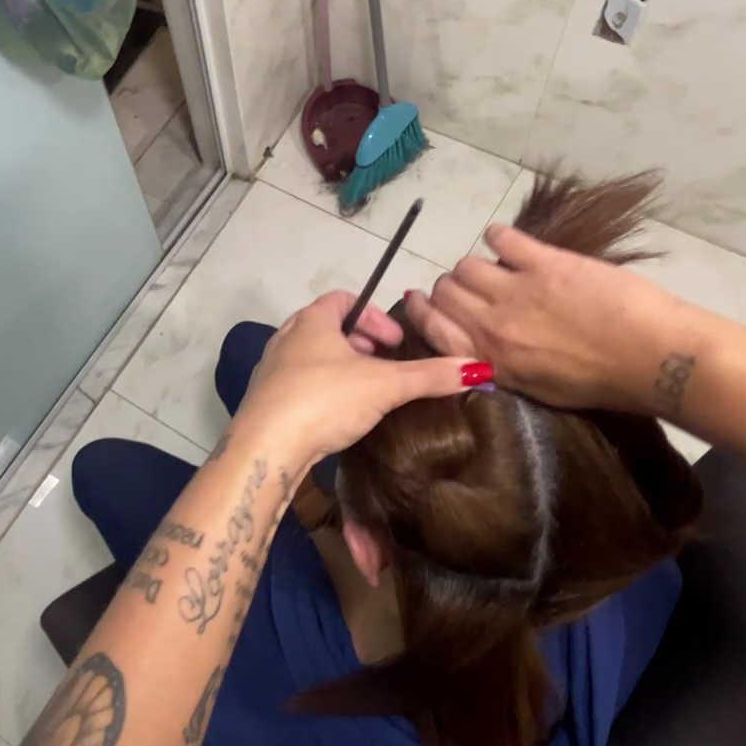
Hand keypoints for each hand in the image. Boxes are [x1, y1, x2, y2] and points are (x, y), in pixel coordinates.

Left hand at [233, 291, 483, 464]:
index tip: (396, 343)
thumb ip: (430, 376)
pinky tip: (337, 415)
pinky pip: (299, 383)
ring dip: (341, 367)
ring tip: (365, 390)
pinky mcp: (265, 400)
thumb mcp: (385, 386)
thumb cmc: (325, 400)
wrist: (266, 446)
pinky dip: (322, 389)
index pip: (345, 299)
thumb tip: (480, 368)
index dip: (375, 316)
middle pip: (328, 327)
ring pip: (312, 357)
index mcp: (312, 320)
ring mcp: (271, 369)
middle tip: (383, 364)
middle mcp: (287, 337)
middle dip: (361, 343)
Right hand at [404, 224, 711, 414]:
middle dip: (450, 287)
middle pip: (446, 291)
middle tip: (468, 287)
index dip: (420, 309)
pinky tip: (507, 240)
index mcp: (489, 359)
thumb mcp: (535, 388)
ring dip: (475, 264)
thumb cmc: (600, 383)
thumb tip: (476, 344)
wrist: (654, 359)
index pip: (433, 326)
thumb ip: (498, 364)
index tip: (418, 299)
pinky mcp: (545, 263)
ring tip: (495, 267)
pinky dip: (500, 236)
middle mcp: (492, 325)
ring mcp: (517, 290)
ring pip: (467, 264)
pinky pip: (504, 238)